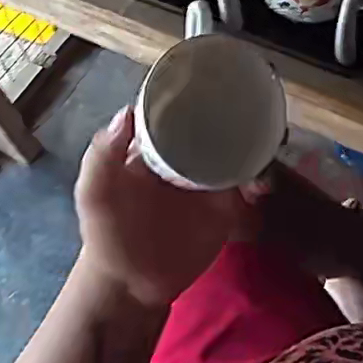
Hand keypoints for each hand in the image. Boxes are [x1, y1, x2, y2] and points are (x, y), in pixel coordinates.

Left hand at [74, 108, 252, 308]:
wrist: (131, 285)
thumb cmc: (108, 232)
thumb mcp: (95, 192)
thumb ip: (102, 155)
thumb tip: (127, 111)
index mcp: (154, 141)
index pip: (177, 107)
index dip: (193, 91)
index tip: (214, 77)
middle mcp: (184, 152)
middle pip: (214, 121)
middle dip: (234, 110)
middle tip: (254, 104)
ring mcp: (208, 176)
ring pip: (237, 148)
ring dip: (254, 140)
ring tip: (266, 138)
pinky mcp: (226, 205)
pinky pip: (248, 184)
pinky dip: (260, 177)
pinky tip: (261, 181)